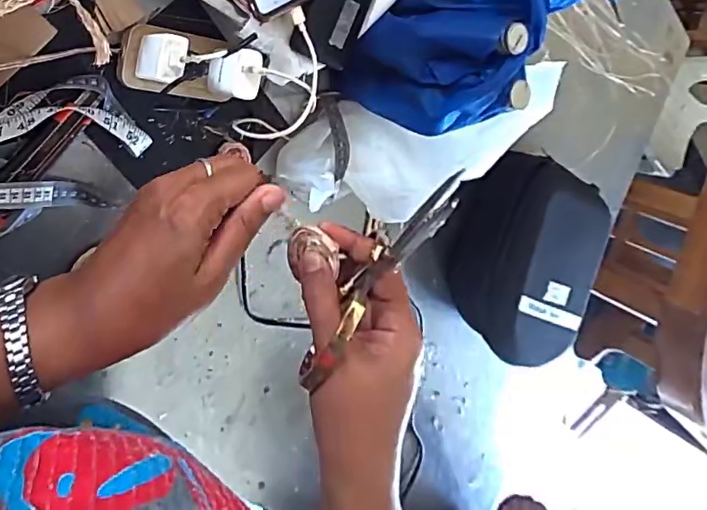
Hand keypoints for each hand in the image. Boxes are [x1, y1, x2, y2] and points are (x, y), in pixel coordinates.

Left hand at [31, 143, 282, 384]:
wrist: (91, 312)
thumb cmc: (147, 307)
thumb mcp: (209, 278)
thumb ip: (243, 228)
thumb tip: (272, 195)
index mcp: (192, 207)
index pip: (246, 173)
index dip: (260, 194)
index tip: (258, 221)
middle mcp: (173, 185)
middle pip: (228, 161)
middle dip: (243, 187)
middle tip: (237, 230)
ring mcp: (157, 185)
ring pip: (209, 165)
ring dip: (222, 189)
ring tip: (213, 234)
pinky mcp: (148, 190)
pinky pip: (189, 176)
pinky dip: (202, 192)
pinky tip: (195, 229)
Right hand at [292, 224, 421, 509]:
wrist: (353, 475)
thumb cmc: (353, 426)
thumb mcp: (332, 350)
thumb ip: (320, 297)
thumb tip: (311, 254)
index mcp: (402, 328)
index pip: (383, 268)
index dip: (355, 246)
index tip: (326, 232)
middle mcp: (397, 332)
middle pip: (369, 279)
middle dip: (337, 262)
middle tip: (307, 250)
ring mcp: (382, 345)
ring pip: (356, 297)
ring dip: (330, 283)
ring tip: (304, 271)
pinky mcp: (367, 356)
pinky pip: (350, 317)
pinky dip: (330, 304)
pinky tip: (312, 298)